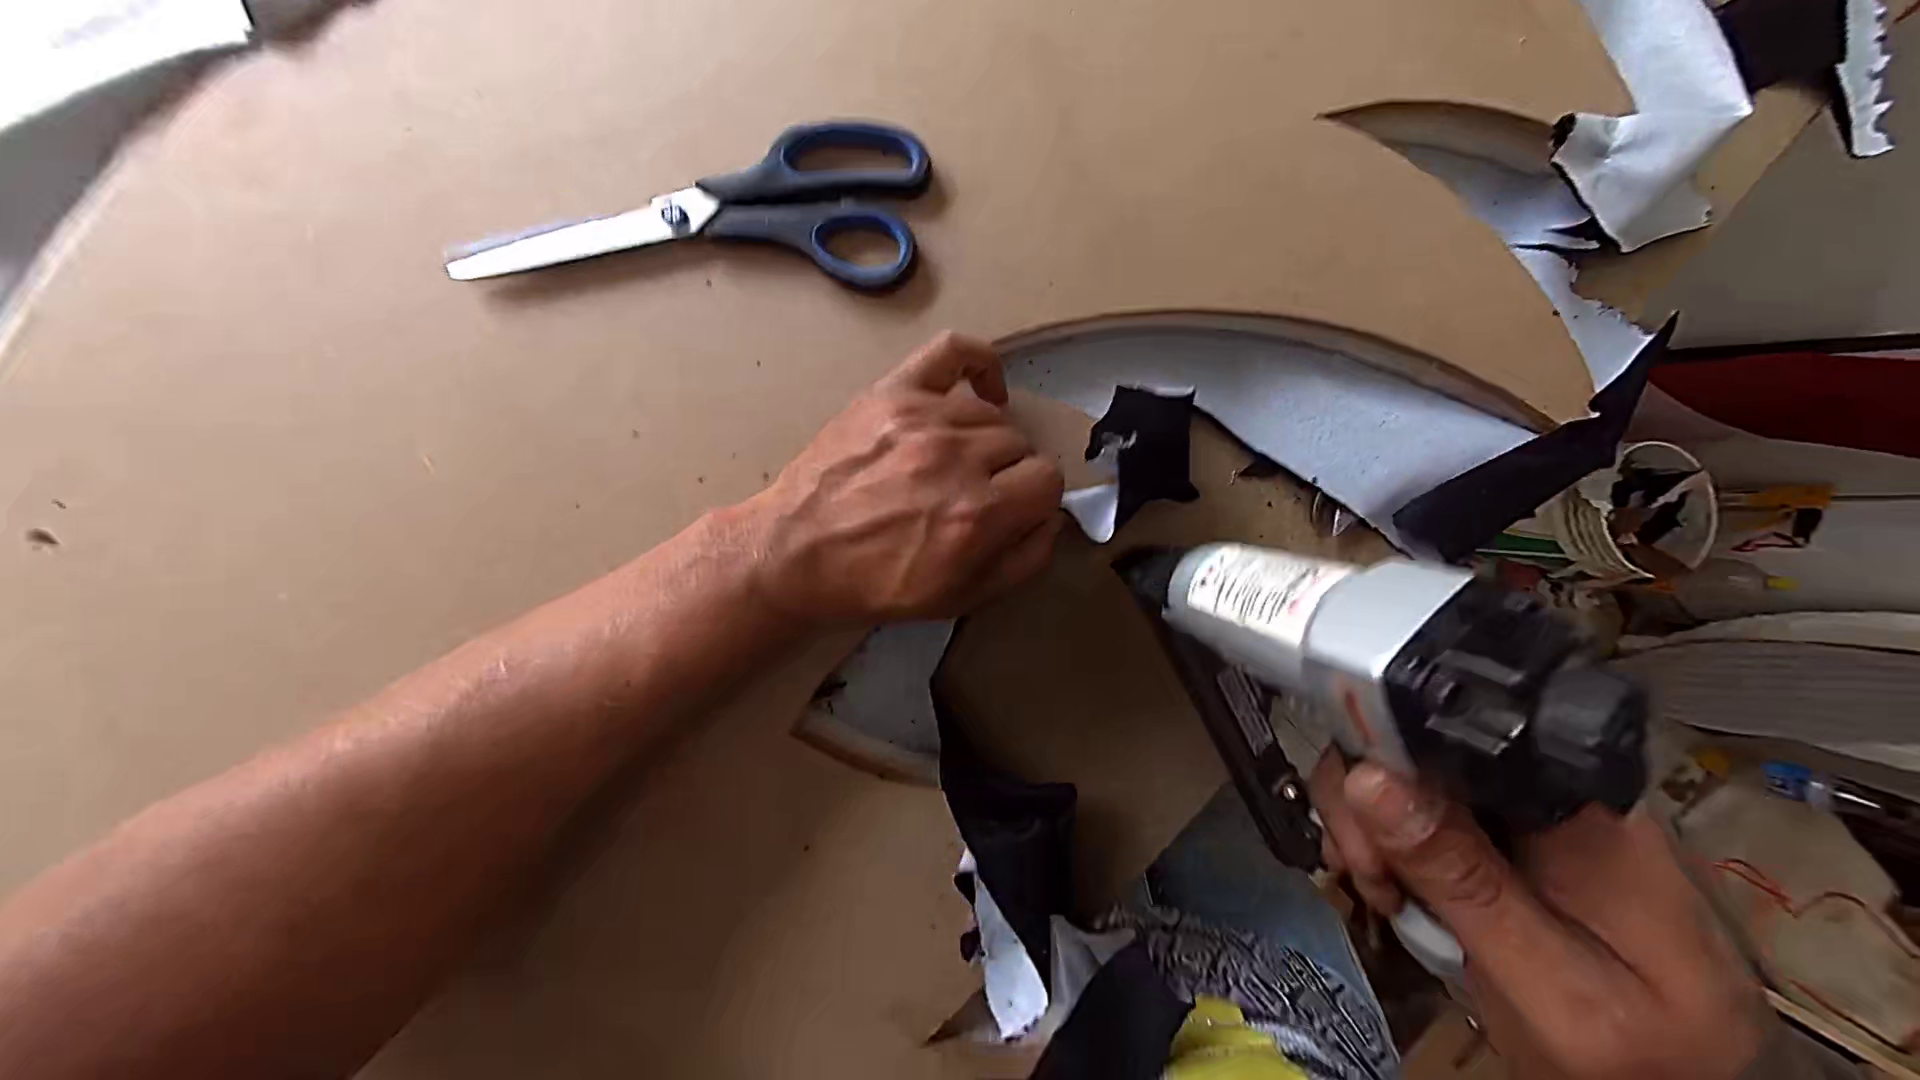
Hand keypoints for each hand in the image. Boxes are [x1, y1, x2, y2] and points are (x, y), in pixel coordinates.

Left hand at [742, 332, 1064, 625]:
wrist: (797, 553)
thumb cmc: (878, 584)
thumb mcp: (962, 598)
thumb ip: (1025, 560)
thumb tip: (1053, 517)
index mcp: (978, 514)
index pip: (1047, 480)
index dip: (1033, 499)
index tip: (1011, 509)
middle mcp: (956, 458)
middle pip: (1020, 446)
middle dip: (1006, 475)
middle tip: (972, 495)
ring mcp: (921, 418)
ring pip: (990, 415)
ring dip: (984, 440)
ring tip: (954, 462)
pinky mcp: (891, 393)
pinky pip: (955, 352)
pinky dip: (981, 364)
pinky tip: (983, 393)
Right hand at [1310, 753, 1767, 1079]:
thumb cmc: (1645, 1053)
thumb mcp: (1552, 985)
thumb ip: (1463, 881)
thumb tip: (1367, 777)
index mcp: (1576, 803)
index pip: (1443, 734)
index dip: (1378, 764)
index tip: (1361, 837)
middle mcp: (1538, 785)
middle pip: (1407, 747)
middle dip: (1362, 808)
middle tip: (1370, 876)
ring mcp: (1509, 807)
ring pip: (1391, 772)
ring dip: (1362, 828)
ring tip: (1382, 891)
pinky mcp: (1486, 828)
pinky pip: (1400, 805)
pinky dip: (1373, 839)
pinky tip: (1387, 883)